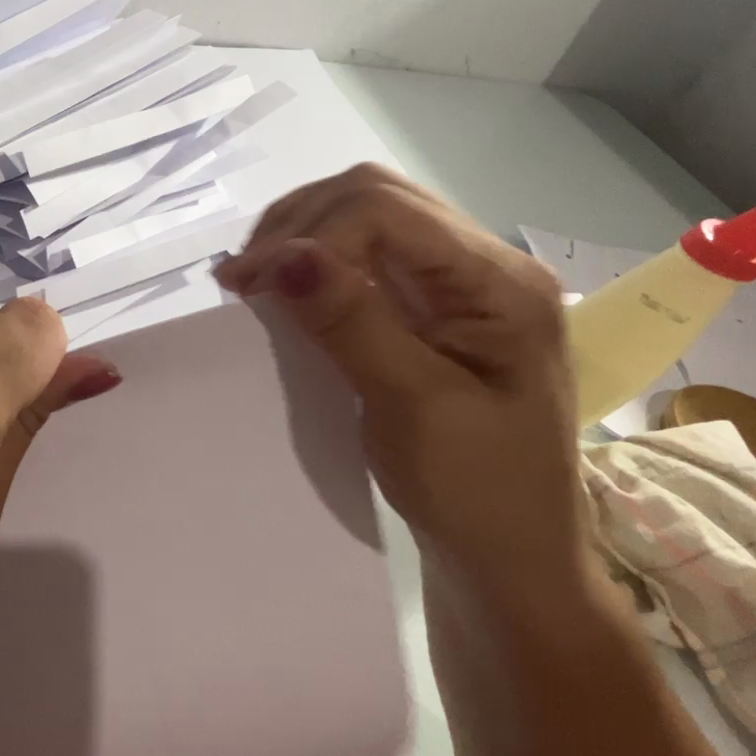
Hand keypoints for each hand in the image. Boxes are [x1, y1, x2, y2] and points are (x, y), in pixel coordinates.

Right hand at [215, 164, 582, 584]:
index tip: (249, 286)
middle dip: (299, 225)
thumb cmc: (477, 493)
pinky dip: (314, 264)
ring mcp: (457, 286)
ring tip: (253, 280)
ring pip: (366, 218)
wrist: (512, 559)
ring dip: (301, 238)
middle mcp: (483, 265)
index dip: (310, 235)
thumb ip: (351, 322)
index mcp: (500, 282)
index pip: (387, 209)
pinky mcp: (429, 310)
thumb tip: (281, 255)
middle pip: (376, 196)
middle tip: (243, 278)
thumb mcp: (412, 406)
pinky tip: (282, 289)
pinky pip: (364, 259)